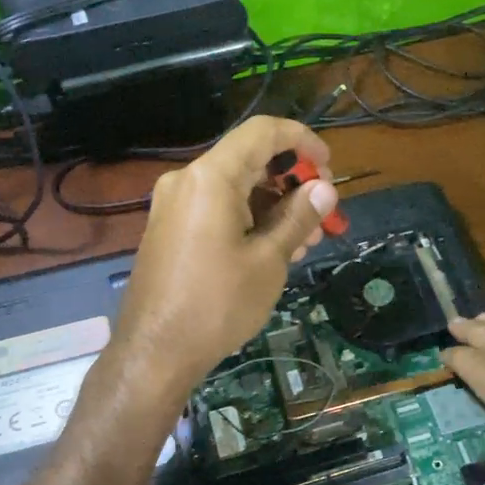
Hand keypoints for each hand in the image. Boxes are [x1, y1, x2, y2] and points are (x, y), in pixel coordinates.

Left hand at [113, 116, 338, 392]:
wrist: (155, 352)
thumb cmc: (217, 304)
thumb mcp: (268, 260)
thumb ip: (298, 217)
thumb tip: (325, 189)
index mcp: (211, 177)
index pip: (262, 132)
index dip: (302, 141)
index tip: (329, 167)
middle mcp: (187, 181)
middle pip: (249, 161)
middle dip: (292, 182)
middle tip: (323, 215)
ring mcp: (174, 206)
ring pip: (235, 189)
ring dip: (274, 206)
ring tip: (305, 243)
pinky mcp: (170, 230)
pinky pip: (216, 209)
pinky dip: (249, 219)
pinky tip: (273, 250)